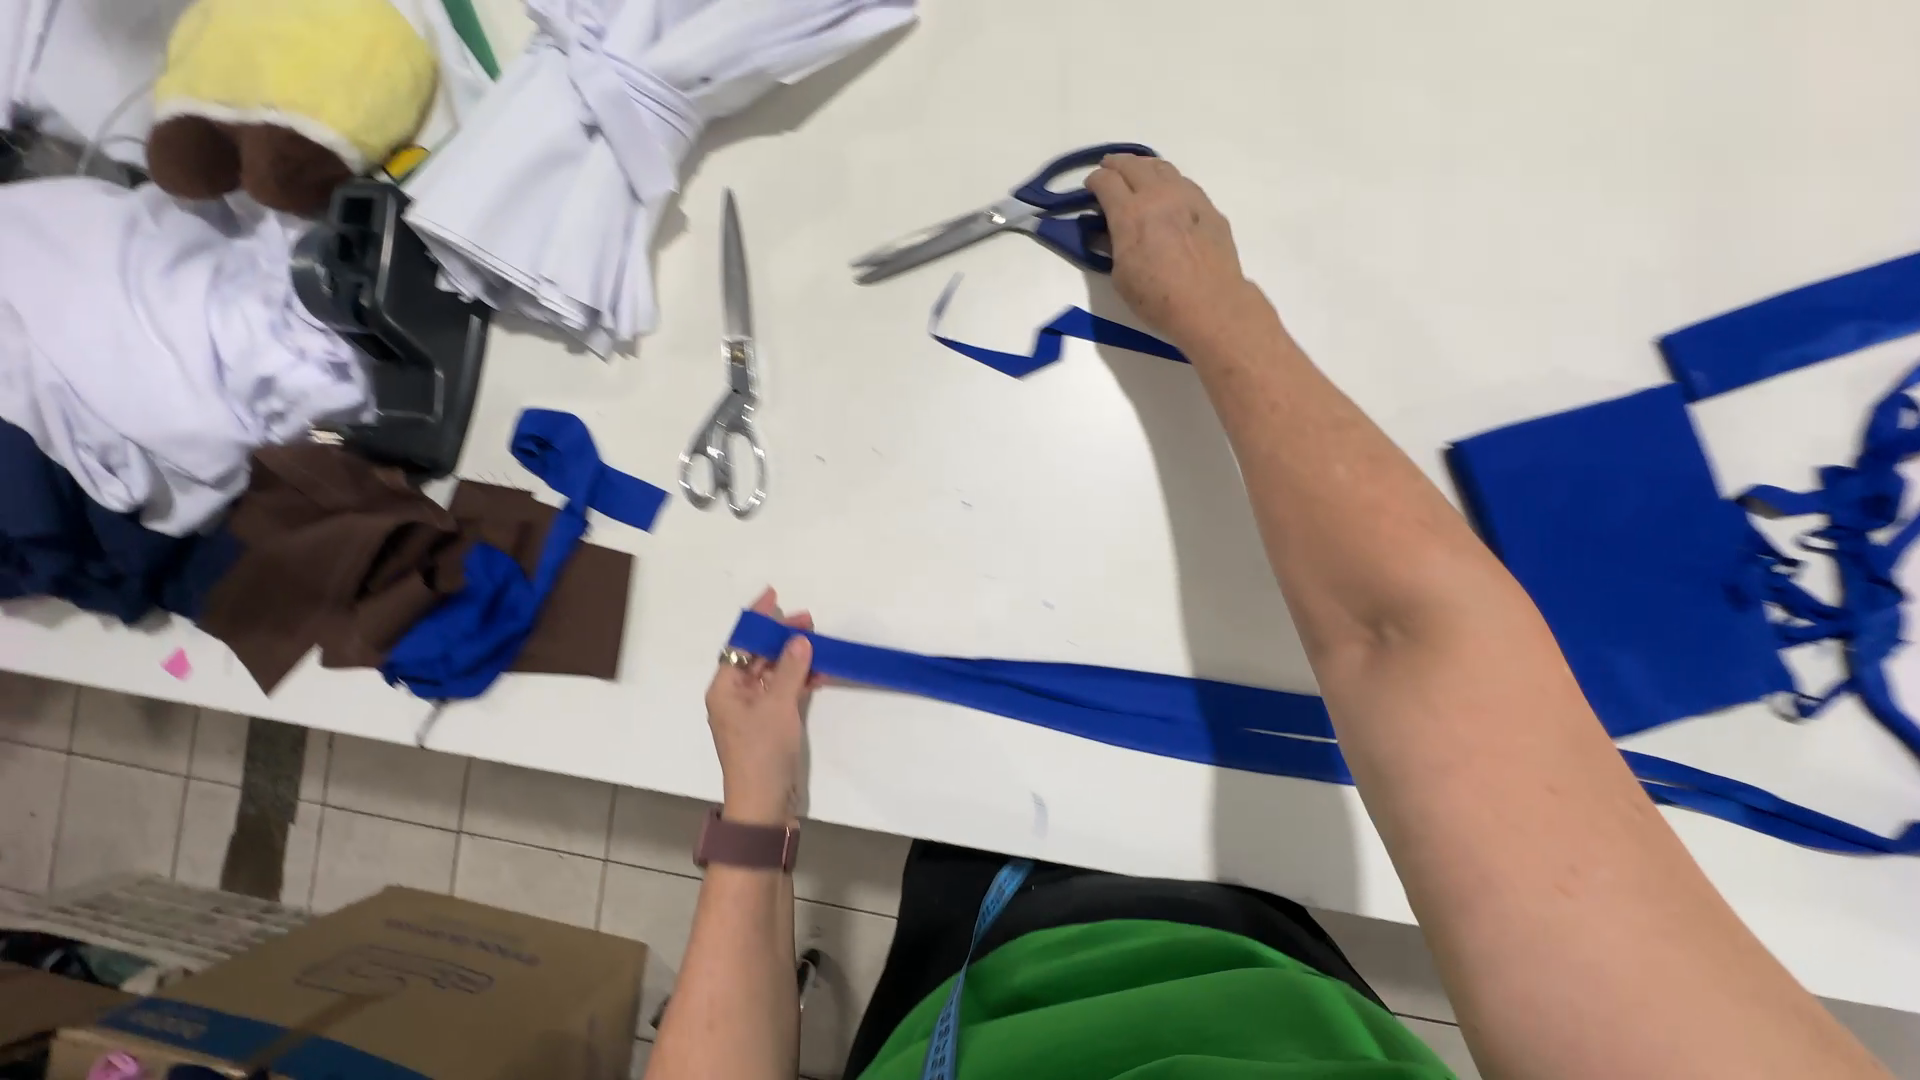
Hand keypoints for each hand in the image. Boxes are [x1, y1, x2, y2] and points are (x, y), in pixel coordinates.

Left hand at [706, 587, 815, 824]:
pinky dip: (798, 680)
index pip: (741, 642)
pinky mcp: (768, 724)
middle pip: (757, 655)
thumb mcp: (777, 705)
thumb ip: (789, 669)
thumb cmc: (763, 751)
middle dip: (781, 636)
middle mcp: (734, 695)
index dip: (757, 618)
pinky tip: (819, 672)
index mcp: (724, 687)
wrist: (764, 803)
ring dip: (793, 658)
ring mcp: (751, 710)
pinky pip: (782, 690)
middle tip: (809, 620)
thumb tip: (799, 640)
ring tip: (819, 644)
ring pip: (772, 672)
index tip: (775, 594)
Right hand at [1085, 154, 1256, 346]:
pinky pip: (1183, 183)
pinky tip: (1166, 192)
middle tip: (1108, 167)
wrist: (1209, 303)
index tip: (1091, 186)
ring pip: (1161, 167)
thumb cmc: (1158, 298)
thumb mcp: (1121, 277)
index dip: (1094, 180)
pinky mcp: (1208, 207)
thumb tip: (1112, 232)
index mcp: (1130, 214)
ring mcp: (1186, 197)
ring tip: (1137, 172)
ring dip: (1143, 166)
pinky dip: (1167, 180)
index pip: (1106, 182)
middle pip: (1133, 165)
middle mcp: (1157, 195)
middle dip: (1116, 164)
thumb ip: (1113, 247)